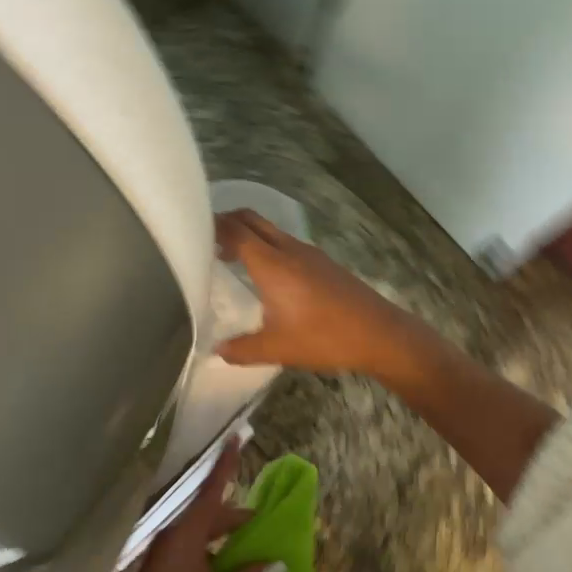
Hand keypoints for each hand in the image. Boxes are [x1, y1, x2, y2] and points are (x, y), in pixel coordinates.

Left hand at [111, 437, 282, 571]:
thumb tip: (277, 564)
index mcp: (187, 535)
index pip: (212, 490)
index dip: (226, 464)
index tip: (234, 437)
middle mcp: (172, 536)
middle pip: (207, 514)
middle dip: (233, 515)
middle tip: (258, 521)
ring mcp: (161, 555)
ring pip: (197, 534)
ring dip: (221, 536)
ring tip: (245, 549)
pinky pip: (188, 550)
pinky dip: (208, 552)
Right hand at [214, 209, 436, 375]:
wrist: (379, 333)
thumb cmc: (324, 337)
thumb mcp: (277, 348)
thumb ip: (242, 349)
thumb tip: (216, 351)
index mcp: (272, 264)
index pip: (236, 231)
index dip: (213, 227)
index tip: (192, 233)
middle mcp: (289, 250)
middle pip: (252, 220)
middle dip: (227, 222)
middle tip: (205, 241)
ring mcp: (309, 253)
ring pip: (270, 231)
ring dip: (248, 235)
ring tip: (230, 258)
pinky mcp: (322, 262)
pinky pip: (285, 243)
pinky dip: (266, 247)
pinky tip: (265, 274)